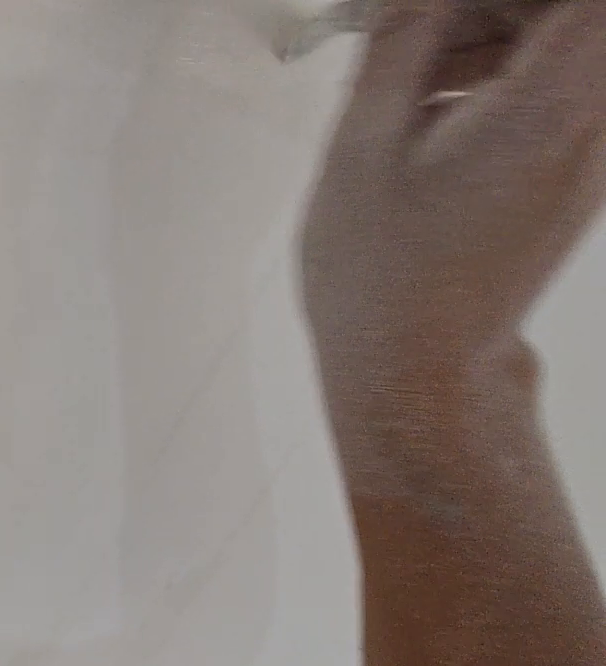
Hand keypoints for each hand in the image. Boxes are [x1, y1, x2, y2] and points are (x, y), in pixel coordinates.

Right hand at [300, 0, 605, 415]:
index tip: (428, 9)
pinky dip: (496, 72)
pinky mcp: (584, 154)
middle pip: (568, 10)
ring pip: (563, 38)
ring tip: (403, 78)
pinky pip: (558, 79)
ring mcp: (603, 130)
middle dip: (484, 8)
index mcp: (560, 88)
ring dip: (486, 33)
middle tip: (404, 27)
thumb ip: (398, 48)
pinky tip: (427, 110)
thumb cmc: (380, 273)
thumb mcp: (358, 154)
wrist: (416, 356)